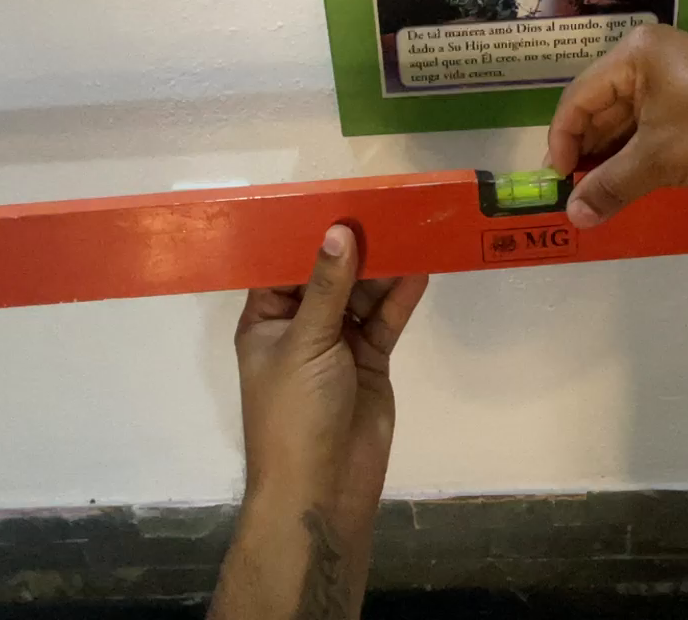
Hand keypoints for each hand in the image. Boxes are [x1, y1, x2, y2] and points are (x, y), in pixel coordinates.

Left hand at [233, 225, 428, 562]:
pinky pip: (385, 319)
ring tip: (408, 230)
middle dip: (354, 248)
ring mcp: (338, 342)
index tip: (335, 200)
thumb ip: (328, 285)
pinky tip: (420, 270)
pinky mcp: (370, 358)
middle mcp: (301, 325)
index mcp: (267, 319)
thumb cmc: (295, 412)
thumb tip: (339, 230)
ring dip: (382, 269)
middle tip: (382, 209)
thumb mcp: (306, 342)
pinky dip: (401, 297)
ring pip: (361, 295)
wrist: (324, 489)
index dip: (307, 236)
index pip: (285, 266)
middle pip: (330, 276)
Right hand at [545, 23, 687, 226]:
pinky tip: (631, 179)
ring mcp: (677, 74)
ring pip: (626, 117)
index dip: (562, 141)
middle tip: (577, 193)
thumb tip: (573, 217)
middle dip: (587, 150)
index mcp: (636, 54)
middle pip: (600, 106)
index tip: (559, 182)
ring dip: (611, 155)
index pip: (578, 98)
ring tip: (600, 193)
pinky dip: (638, 151)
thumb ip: (612, 186)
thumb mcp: (664, 160)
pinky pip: (652, 122)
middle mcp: (651, 56)